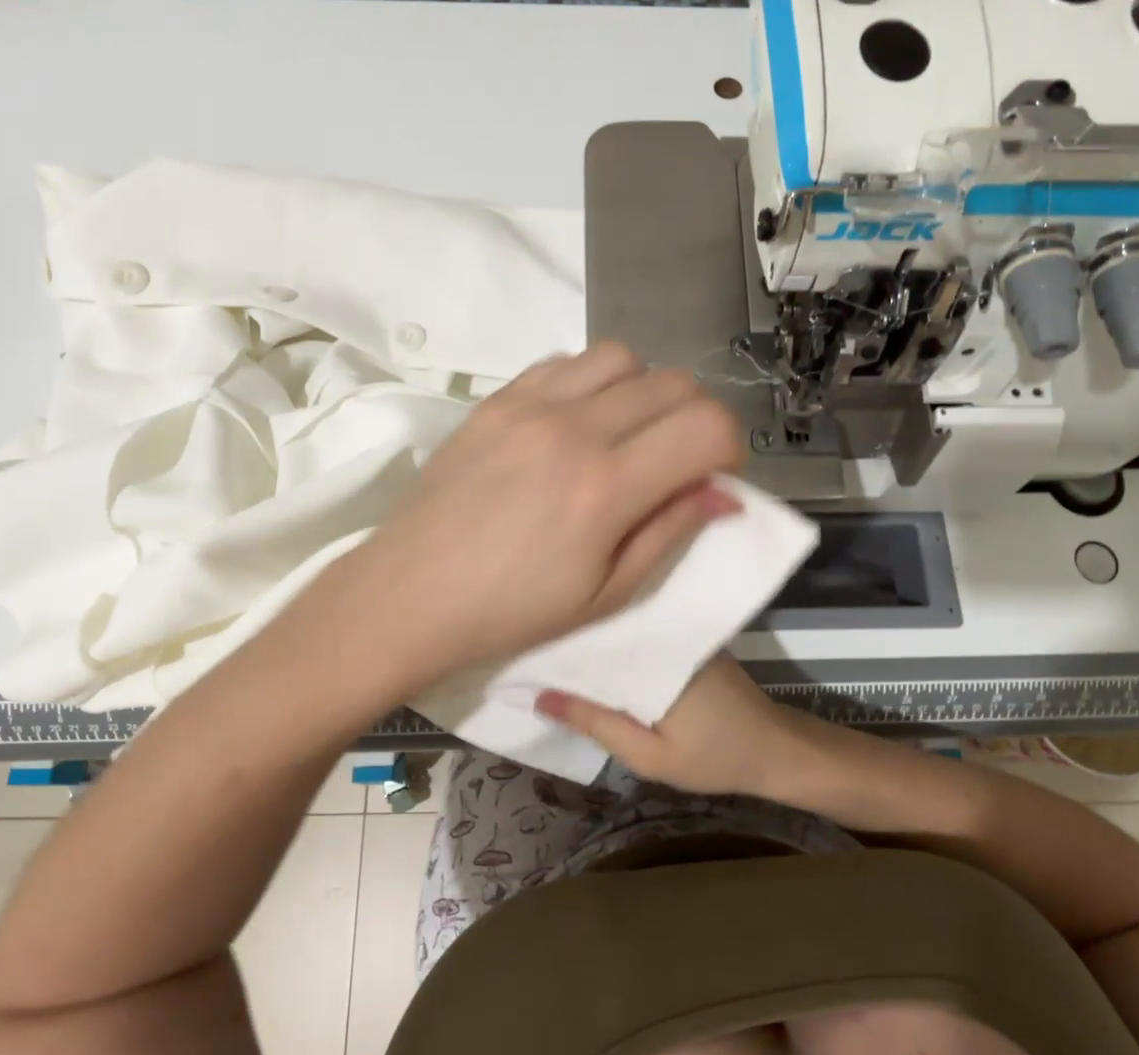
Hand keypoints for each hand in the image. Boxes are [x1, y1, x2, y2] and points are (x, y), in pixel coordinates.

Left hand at [311, 344, 744, 692]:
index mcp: (605, 488)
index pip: (707, 426)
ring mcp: (529, 405)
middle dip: (694, 421)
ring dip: (643, 392)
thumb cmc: (511, 612)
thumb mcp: (605, 595)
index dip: (729, 449)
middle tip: (674, 464)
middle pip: (674, 384)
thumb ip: (670, 533)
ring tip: (625, 437)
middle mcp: (572, 429)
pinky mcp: (495, 399)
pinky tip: (576, 424)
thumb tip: (724, 493)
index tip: (712, 478)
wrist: (409, 596)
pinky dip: (590, 383)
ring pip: (623, 357)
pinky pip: (565, 361)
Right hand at [535, 654, 817, 795]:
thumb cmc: (714, 758)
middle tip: (525, 651)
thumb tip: (541, 696)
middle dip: (568, 641)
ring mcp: (680, 633)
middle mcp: (666, 633)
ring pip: (623, 632)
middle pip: (605, 630)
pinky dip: (619, 648)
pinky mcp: (689, 638)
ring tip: (549, 651)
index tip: (517, 652)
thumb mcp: (649, 755)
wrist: (776, 749)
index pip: (591, 642)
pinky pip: (642, 637)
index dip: (553, 647)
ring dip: (592, 643)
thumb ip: (596, 724)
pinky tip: (594, 659)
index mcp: (654, 658)